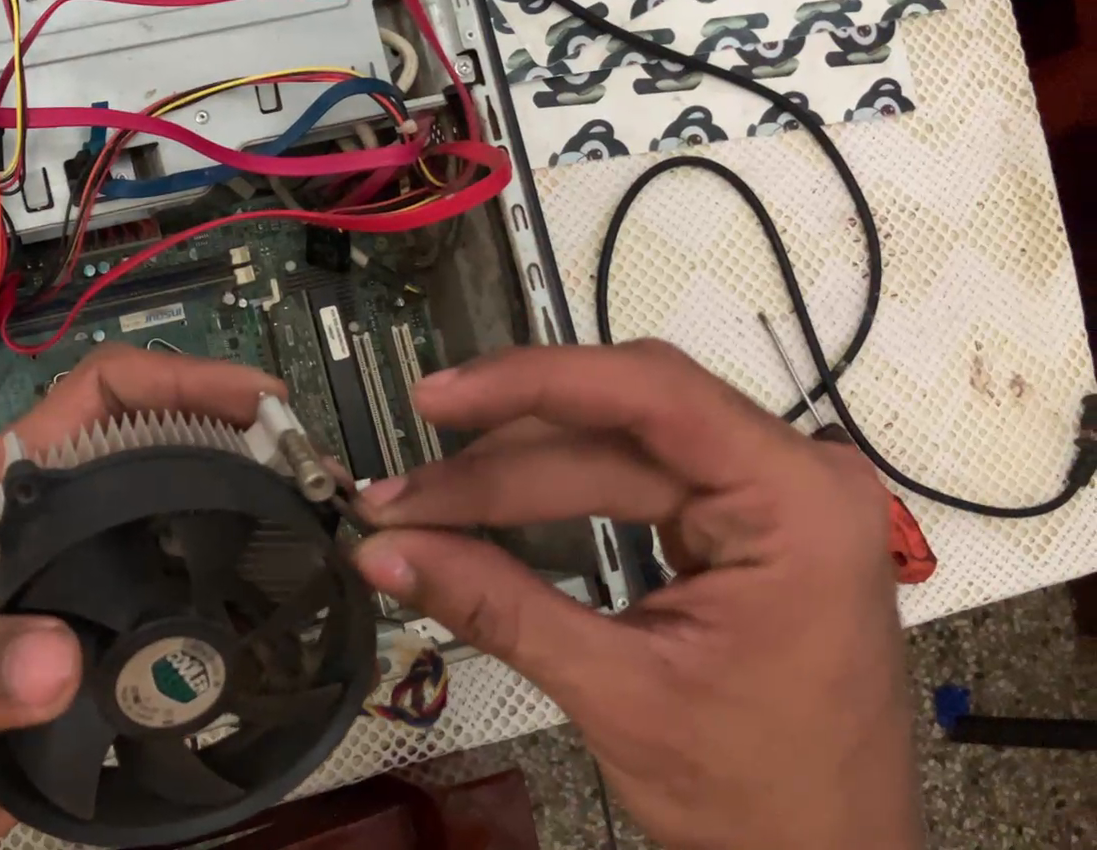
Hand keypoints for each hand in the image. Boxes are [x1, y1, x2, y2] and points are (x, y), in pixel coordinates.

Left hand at [0, 346, 282, 849]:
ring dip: (247, 503)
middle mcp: (50, 531)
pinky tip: (272, 602)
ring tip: (314, 525)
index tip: (251, 401)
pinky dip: (230, 586)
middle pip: (155, 445)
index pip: (91, 400)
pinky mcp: (107, 648)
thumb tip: (54, 660)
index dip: (172, 381)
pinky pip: (179, 598)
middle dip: (236, 435)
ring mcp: (83, 588)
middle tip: (310, 471)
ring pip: (178, 516)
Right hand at [352, 341, 921, 849]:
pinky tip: (477, 502)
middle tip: (398, 498)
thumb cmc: (755, 791)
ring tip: (418, 506)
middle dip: (491, 464)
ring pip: (597, 444)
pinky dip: (533, 490)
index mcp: (797, 503)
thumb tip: (376, 552)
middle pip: (606, 425)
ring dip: (499, 475)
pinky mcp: (717, 515)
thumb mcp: (616, 692)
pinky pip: (610, 473)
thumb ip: (493, 606)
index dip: (529, 382)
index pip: (649, 393)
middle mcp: (781, 472)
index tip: (433, 400)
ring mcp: (750, 490)